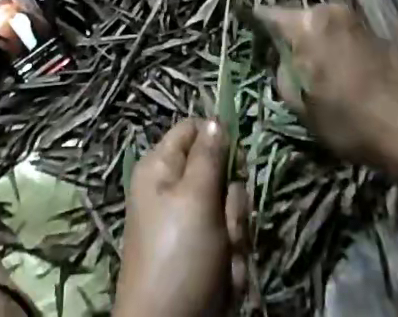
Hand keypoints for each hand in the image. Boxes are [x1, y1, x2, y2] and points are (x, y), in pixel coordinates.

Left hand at [115, 118, 247, 316]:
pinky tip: (224, 279)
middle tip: (224, 222)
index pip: (195, 129)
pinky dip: (233, 261)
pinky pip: (232, 242)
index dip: (218, 138)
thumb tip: (216, 118)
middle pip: (222, 171)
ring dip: (235, 234)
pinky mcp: (205, 254)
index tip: (235, 158)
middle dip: (232, 200)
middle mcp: (175, 190)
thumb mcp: (195, 197)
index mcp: (161, 168)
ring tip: (222, 258)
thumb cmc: (178, 256)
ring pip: (233, 209)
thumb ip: (210, 155)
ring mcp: (191, 224)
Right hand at [253, 3, 397, 168]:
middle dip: (289, 35)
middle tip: (281, 58)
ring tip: (310, 66)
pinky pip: (340, 31)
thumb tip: (281, 60)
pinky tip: (335, 68)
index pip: (269, 14)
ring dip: (313, 39)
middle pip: (297, 17)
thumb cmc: (347, 119)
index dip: (256, 23)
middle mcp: (328, 10)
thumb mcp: (299, 104)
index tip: (248, 30)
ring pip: (320, 24)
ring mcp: (353, 17)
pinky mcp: (372, 29)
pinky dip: (333, 44)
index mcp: (306, 25)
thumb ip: (281, 73)